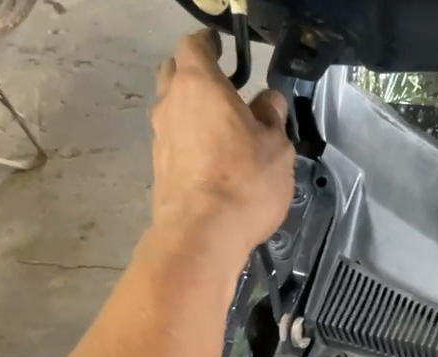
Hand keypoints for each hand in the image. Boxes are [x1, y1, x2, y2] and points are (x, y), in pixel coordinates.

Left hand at [150, 30, 295, 254]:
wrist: (203, 231)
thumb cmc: (245, 181)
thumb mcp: (277, 148)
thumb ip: (272, 118)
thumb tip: (269, 100)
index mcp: (200, 84)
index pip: (194, 45)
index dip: (208, 44)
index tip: (221, 49)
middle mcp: (172, 101)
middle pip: (175, 72)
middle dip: (194, 73)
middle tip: (221, 89)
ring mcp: (161, 134)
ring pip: (174, 107)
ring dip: (193, 111)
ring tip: (222, 130)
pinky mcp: (160, 165)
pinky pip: (176, 139)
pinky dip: (191, 140)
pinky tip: (213, 160)